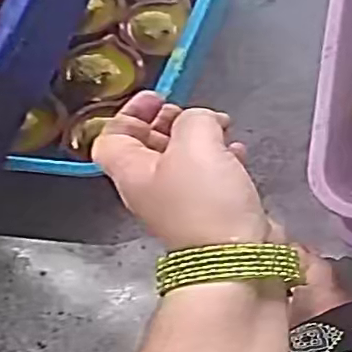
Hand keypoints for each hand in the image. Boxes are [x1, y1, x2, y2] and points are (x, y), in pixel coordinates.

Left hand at [94, 91, 278, 250]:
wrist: (237, 254)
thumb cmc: (207, 201)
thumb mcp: (196, 144)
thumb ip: (196, 120)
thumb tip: (205, 121)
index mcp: (133, 171)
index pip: (113, 135)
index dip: (131, 111)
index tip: (158, 97)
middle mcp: (152, 188)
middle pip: (148, 147)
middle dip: (169, 123)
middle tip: (191, 112)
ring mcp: (182, 202)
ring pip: (183, 161)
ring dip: (199, 140)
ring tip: (221, 128)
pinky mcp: (213, 211)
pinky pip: (211, 177)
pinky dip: (222, 159)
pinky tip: (239, 153)